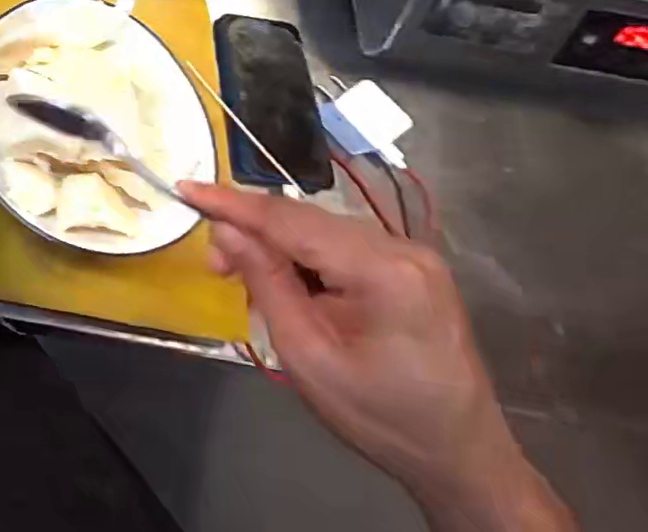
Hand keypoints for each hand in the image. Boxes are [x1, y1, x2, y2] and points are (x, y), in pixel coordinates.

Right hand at [178, 183, 573, 530]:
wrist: (461, 457)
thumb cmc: (379, 415)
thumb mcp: (306, 353)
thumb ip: (264, 280)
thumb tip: (223, 227)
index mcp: (384, 272)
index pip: (289, 220)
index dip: (231, 202)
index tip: (186, 189)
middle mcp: (401, 248)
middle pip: (302, 219)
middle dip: (248, 230)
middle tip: (213, 263)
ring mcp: (409, 253)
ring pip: (315, 226)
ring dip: (271, 242)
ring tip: (239, 272)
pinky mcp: (407, 263)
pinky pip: (335, 241)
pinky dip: (298, 252)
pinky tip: (282, 277)